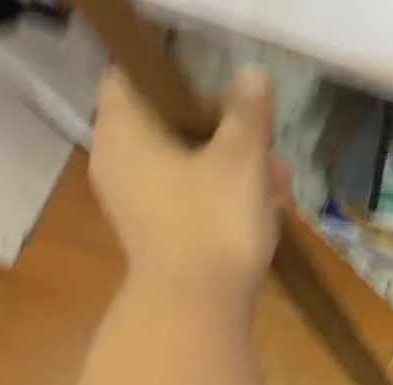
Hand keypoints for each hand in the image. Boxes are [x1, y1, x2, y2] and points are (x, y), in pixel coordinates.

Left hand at [89, 67, 290, 303]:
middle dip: (225, 138)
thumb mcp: (241, 162)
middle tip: (268, 160)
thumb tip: (253, 75)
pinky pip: (184, 199)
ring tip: (276, 196)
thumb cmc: (214, 222)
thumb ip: (248, 116)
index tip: (227, 107)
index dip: (183, 85)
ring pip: (183, 165)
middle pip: (169, 125)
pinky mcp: (152, 232)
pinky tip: (257, 220)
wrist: (197, 302)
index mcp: (124, 127)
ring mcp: (130, 199)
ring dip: (231, 173)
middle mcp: (115, 157)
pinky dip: (217, 201)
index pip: (136, 78)